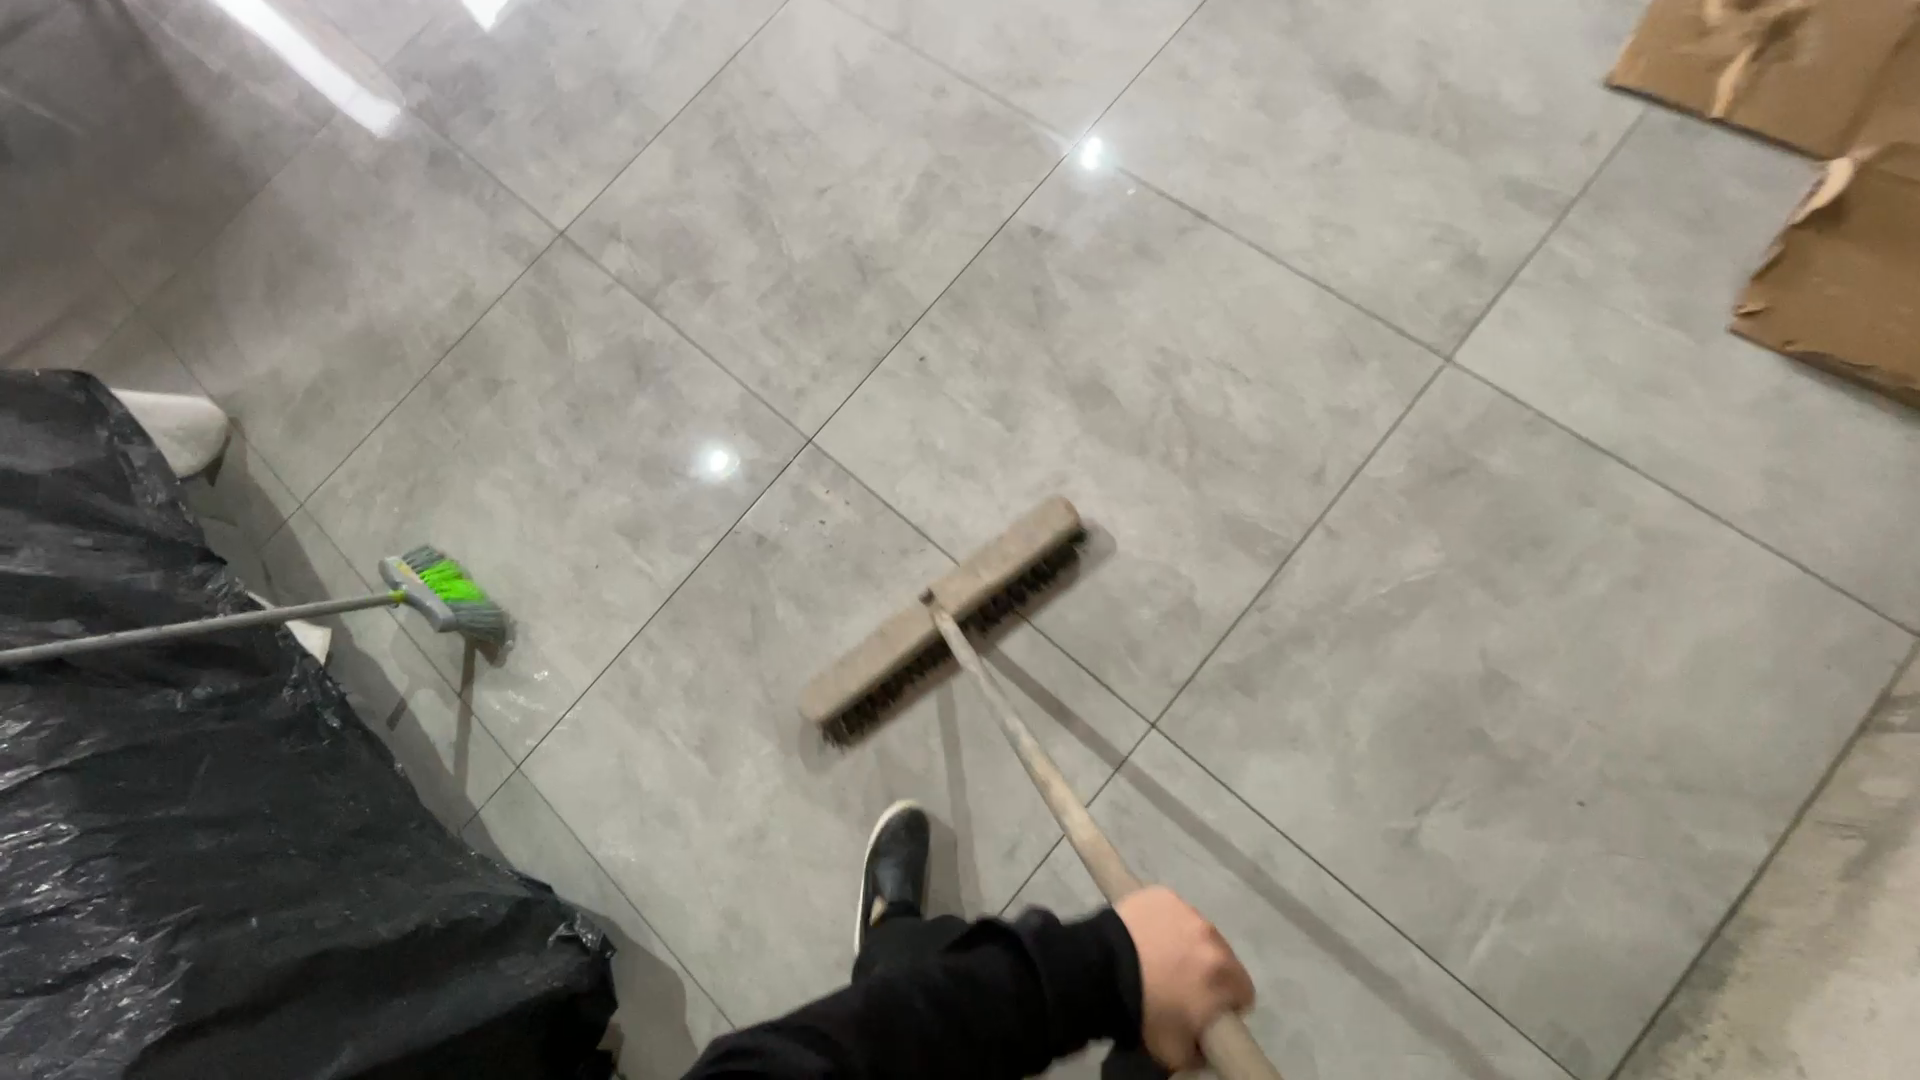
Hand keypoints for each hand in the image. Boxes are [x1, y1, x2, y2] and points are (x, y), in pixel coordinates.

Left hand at [1114, 886, 1254, 1070]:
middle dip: (1207, 970)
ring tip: (1158, 955)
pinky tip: (1146, 934)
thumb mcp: (1180, 1053)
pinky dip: (1164, 921)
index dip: (1227, 1003)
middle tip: (1180, 982)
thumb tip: (1205, 1042)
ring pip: (1196, 931)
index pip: (1243, 992)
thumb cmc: (1144, 1012)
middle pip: (1221, 957)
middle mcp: (1212, 936)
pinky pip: (1172, 910)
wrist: (1102, 970)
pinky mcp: (1162, 893)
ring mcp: (1187, 910)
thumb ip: (1203, 1049)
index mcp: (1225, 974)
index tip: (1207, 1008)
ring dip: (1186, 942)